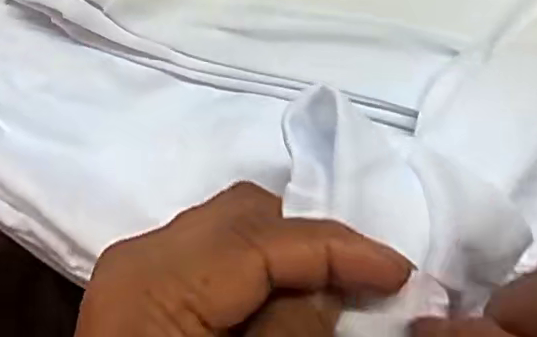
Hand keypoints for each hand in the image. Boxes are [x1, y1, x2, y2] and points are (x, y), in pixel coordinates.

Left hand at [75, 182, 413, 336]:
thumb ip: (292, 332)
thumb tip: (332, 283)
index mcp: (157, 280)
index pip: (262, 237)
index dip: (335, 246)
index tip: (399, 267)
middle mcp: (142, 253)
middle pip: (245, 213)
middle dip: (310, 239)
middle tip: (365, 277)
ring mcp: (137, 265)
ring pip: (231, 224)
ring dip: (286, 248)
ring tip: (334, 285)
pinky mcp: (142, 284)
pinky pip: (212, 250)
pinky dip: (255, 265)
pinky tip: (287, 295)